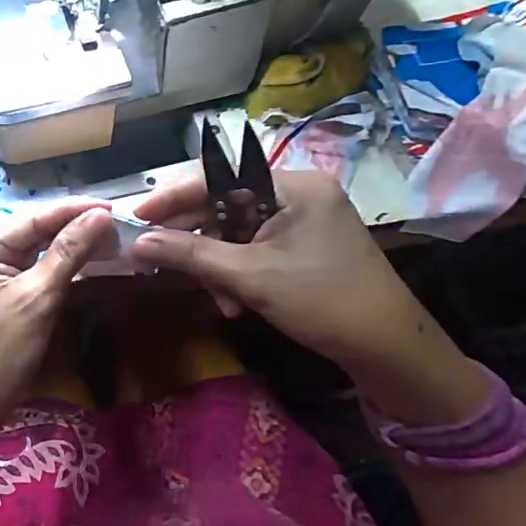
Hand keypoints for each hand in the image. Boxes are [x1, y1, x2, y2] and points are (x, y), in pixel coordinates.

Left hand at [0, 201, 114, 428]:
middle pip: (34, 229)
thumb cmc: (3, 351)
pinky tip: (89, 253)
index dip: (74, 210)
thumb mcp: (39, 298)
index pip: (33, 219)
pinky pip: (34, 263)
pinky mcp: (0, 284)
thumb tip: (101, 215)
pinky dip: (61, 260)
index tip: (113, 206)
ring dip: (72, 242)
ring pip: (37, 245)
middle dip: (75, 225)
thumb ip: (69, 252)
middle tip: (118, 221)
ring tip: (110, 234)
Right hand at [129, 172, 484, 423]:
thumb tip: (138, 243)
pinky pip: (253, 247)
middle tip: (158, 263)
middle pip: (225, 206)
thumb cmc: (322, 301)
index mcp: (292, 184)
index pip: (218, 177)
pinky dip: (237, 273)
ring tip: (218, 301)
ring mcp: (302, 218)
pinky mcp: (303, 243)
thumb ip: (191, 254)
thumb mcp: (249, 276)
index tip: (137, 216)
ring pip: (236, 232)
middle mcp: (297, 192)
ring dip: (217, 266)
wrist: (388, 348)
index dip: (173, 198)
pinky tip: (234, 302)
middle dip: (196, 242)